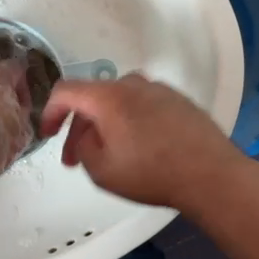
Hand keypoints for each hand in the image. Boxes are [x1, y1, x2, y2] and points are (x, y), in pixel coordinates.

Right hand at [38, 75, 248, 211]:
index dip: (49, 112)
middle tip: (76, 157)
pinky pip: (142, 105)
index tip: (47, 134)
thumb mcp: (101, 170)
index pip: (65, 91)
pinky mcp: (179, 100)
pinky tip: (139, 147)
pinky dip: (130, 121)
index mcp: (108, 97)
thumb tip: (86, 136)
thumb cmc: (151, 173)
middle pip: (93, 97)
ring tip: (109, 154)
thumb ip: (81, 146)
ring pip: (118, 101)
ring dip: (106, 124)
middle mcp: (132, 84)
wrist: (211, 174)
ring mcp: (159, 89)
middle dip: (79, 126)